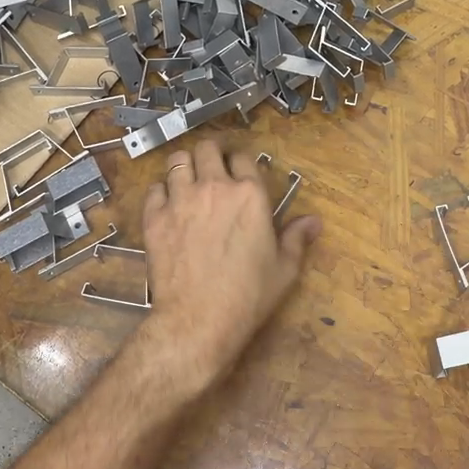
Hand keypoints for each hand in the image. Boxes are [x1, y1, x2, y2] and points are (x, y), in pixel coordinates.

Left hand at [137, 140, 321, 391]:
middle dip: (212, 153)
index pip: (244, 158)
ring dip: (184, 166)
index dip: (242, 163)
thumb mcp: (284, 269)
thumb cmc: (248, 295)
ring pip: (177, 160)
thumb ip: (296, 238)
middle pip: (207, 149)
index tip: (240, 173)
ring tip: (188, 179)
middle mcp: (214, 187)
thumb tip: (314, 222)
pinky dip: (161, 192)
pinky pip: (154, 189)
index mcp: (249, 194)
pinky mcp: (155, 217)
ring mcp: (180, 199)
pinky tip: (167, 205)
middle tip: (213, 167)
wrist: (199, 320)